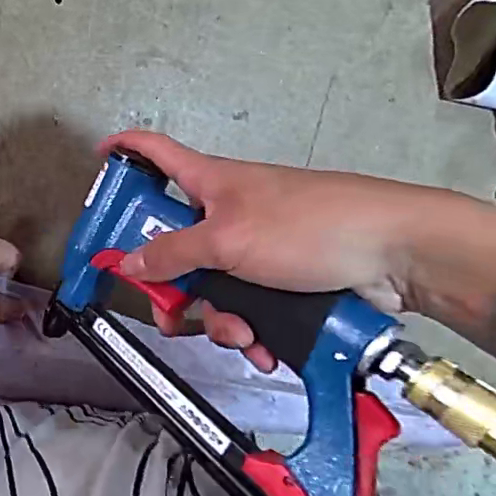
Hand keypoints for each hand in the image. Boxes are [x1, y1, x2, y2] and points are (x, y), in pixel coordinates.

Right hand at [100, 129, 472, 369]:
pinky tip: (263, 345)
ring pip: (211, 284)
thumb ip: (172, 253)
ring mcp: (255, 246)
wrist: (396, 252)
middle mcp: (227, 210)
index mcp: (209, 183)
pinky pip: (246, 304)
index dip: (124, 150)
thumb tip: (128, 260)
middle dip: (170, 284)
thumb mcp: (228, 240)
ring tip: (241, 335)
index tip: (99, 160)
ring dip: (218, 318)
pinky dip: (250, 328)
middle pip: (174, 242)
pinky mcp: (281, 277)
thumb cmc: (310, 225)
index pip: (154, 151)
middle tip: (168, 312)